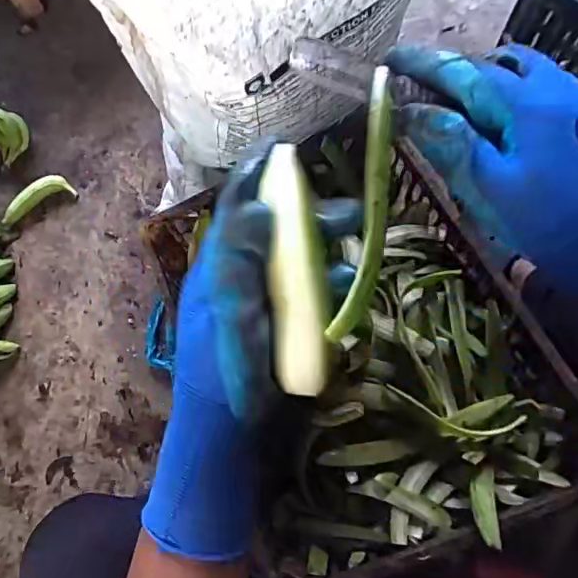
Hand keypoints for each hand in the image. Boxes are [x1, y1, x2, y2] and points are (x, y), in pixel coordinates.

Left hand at [143, 149, 357, 561]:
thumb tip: (261, 203)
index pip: (240, 205)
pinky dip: (334, 288)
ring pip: (303, 258)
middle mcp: (245, 272)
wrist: (229, 430)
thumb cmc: (221, 368)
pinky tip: (348, 292)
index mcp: (222, 262)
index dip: (258, 173)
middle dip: (313, 216)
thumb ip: (242, 257)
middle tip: (350, 214)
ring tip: (357, 254)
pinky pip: (315, 294)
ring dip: (330, 251)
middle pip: (280, 228)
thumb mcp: (227, 309)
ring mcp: (267, 298)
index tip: (281, 147)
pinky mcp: (288, 323)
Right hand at [387, 42, 577, 375]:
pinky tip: (526, 111)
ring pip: (532, 67)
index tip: (391, 59)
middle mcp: (558, 89)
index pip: (464, 72)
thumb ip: (452, 139)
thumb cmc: (544, 223)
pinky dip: (535, 87)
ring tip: (469, 100)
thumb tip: (410, 110)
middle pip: (498, 63)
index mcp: (526, 104)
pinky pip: (563, 84)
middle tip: (425, 88)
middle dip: (459, 70)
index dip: (423, 64)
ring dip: (495, 75)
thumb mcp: (488, 185)